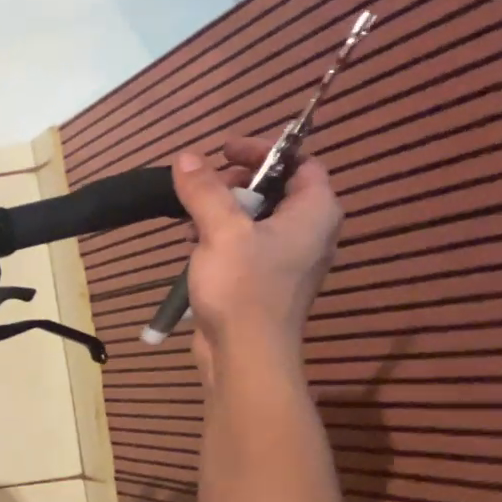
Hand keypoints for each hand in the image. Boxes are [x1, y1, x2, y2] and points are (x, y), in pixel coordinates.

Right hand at [173, 138, 341, 371]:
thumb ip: (205, 192)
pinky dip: (223, 237)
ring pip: (259, 219)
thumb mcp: (220, 232)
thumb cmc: (243, 287)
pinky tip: (195, 248)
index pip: (302, 164)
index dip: (264, 151)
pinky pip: (248, 244)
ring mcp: (290, 259)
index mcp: (315, 212)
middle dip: (237, 183)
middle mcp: (311, 232)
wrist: (246, 351)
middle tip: (201, 186)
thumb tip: (187, 157)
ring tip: (191, 220)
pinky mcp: (267, 281)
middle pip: (278, 190)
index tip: (222, 150)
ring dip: (224, 212)